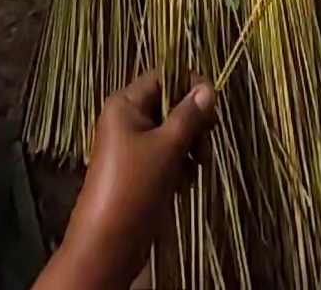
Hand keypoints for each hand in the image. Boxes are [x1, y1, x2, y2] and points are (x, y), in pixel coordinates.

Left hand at [55, 71, 215, 286]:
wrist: (108, 242)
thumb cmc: (135, 186)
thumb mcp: (167, 148)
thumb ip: (188, 116)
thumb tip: (208, 88)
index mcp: (125, 103)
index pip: (161, 78)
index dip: (188, 86)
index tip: (213, 106)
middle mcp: (125, 118)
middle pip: (167, 105)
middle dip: (191, 123)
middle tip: (205, 146)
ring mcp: (130, 144)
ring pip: (169, 132)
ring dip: (188, 147)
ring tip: (195, 170)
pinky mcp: (137, 168)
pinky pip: (163, 154)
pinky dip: (178, 165)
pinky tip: (183, 184)